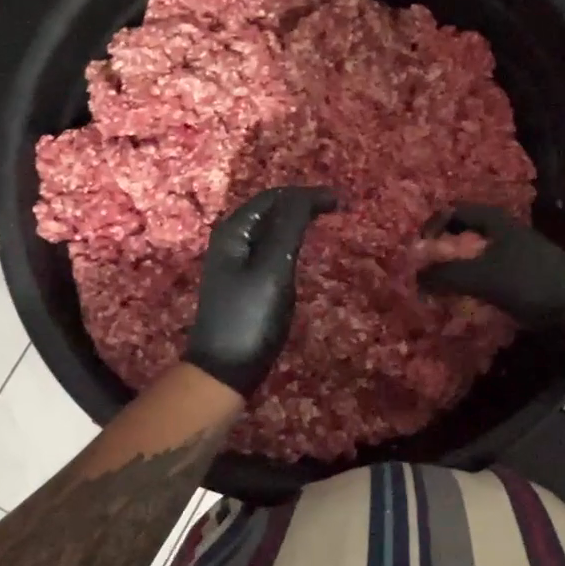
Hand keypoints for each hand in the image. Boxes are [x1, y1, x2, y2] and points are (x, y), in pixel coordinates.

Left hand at [186, 186, 337, 395]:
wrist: (224, 370)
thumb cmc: (249, 317)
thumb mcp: (272, 270)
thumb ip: (288, 229)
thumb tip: (307, 195)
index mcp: (233, 232)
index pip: (274, 197)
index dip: (306, 194)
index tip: (340, 200)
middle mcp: (230, 241)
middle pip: (270, 211)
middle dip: (302, 204)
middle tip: (337, 208)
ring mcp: (235, 264)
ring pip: (270, 231)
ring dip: (296, 223)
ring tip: (324, 223)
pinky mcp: (244, 284)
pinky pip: (269, 252)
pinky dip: (290, 244)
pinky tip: (302, 252)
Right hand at [418, 204, 564, 343]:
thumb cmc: (530, 285)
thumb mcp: (483, 278)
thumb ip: (446, 274)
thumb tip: (415, 277)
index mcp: (498, 222)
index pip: (455, 211)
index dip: (433, 224)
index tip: (417, 247)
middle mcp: (508, 233)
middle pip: (466, 232)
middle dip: (443, 248)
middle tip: (424, 267)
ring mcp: (519, 255)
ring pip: (478, 255)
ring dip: (457, 268)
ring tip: (439, 286)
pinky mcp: (526, 278)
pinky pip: (490, 275)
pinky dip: (473, 283)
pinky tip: (465, 300)